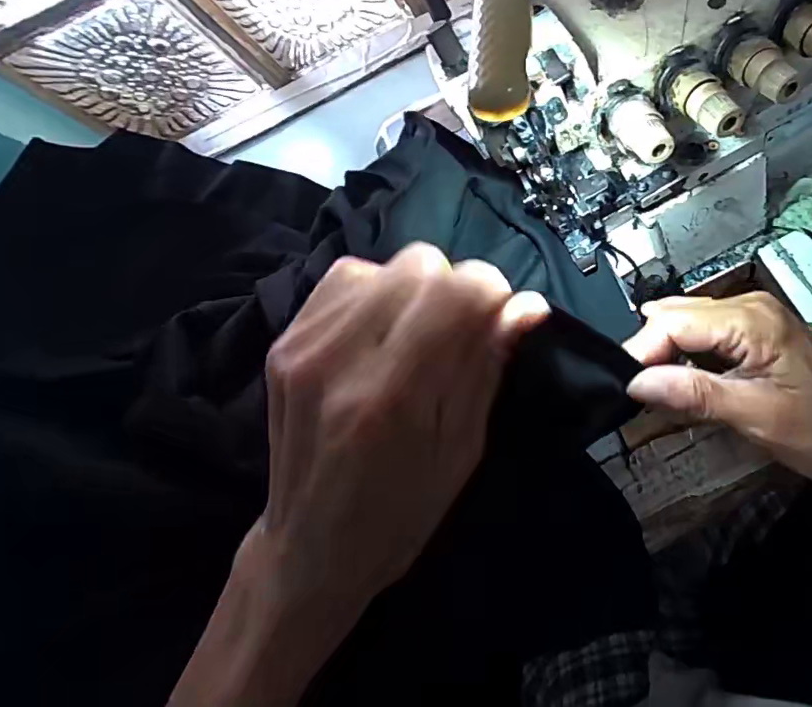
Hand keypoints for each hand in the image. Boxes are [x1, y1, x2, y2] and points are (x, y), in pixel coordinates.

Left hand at [255, 243, 550, 617]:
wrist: (307, 548)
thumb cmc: (400, 514)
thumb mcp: (462, 450)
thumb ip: (488, 366)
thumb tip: (528, 304)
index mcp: (393, 397)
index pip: (457, 289)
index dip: (491, 292)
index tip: (497, 316)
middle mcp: (341, 358)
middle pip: (421, 264)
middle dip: (453, 287)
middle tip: (455, 331)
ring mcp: (303, 345)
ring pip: (385, 264)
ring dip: (413, 289)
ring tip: (412, 334)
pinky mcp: (282, 339)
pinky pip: (346, 276)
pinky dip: (375, 291)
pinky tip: (378, 330)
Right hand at [623, 293, 811, 493]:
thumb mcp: (760, 418)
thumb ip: (695, 395)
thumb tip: (638, 384)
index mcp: (752, 319)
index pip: (673, 322)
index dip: (642, 353)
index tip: (625, 388)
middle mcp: (749, 306)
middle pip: (675, 316)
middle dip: (650, 352)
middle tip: (638, 395)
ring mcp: (752, 316)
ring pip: (685, 322)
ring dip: (666, 354)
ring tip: (655, 390)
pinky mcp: (754, 332)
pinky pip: (703, 333)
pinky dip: (685, 355)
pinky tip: (680, 381)